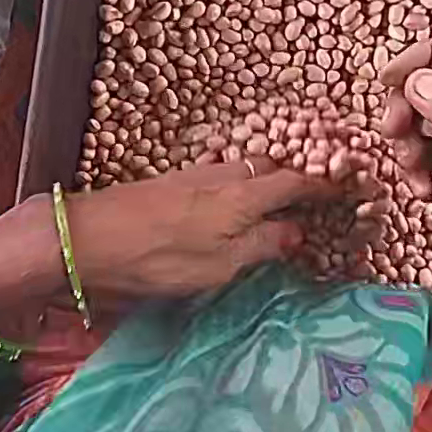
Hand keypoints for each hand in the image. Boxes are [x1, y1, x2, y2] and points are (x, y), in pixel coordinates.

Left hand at [66, 161, 337, 298]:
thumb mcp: (218, 265)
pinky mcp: (170, 180)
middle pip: (269, 165)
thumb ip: (261, 245)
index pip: (294, 182)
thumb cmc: (158, 260)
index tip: (343, 188)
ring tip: (276, 193)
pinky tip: (230, 195)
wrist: (88, 237)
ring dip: (264, 175)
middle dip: (294, 174)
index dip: (321, 184)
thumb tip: (297, 231)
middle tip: (311, 190)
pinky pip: (218, 171)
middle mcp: (222, 175)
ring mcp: (193, 173)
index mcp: (242, 197)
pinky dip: (237, 179)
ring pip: (242, 165)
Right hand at [378, 32, 431, 265]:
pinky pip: (418, 153)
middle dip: (407, 105)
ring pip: (420, 119)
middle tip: (392, 129)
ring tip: (412, 167)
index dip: (426, 56)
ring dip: (405, 140)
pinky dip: (411, 169)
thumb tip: (419, 81)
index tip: (391, 77)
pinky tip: (423, 191)